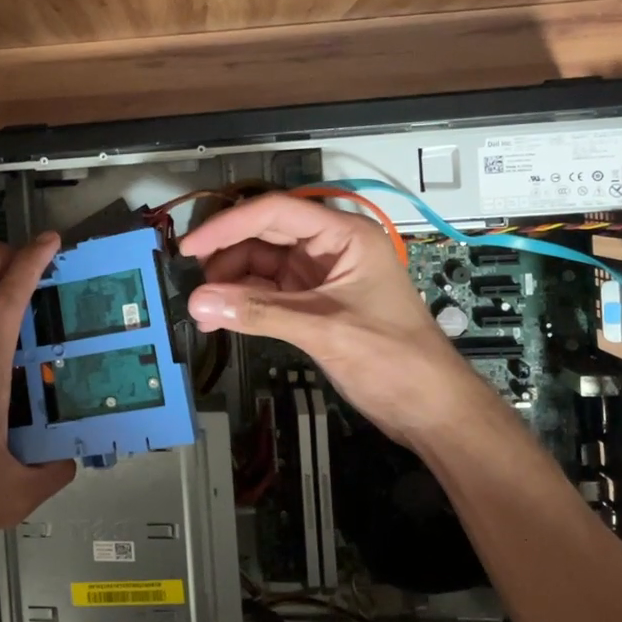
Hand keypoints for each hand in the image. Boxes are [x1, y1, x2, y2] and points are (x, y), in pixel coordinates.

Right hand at [180, 194, 485, 440]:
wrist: (431, 409)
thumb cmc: (394, 360)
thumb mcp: (323, 331)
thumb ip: (259, 313)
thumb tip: (198, 302)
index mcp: (344, 236)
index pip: (275, 213)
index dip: (228, 225)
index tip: (191, 246)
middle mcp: (330, 247)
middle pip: (264, 235)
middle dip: (226, 256)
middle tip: (192, 281)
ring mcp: (320, 275)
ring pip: (261, 265)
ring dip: (230, 284)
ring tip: (204, 310)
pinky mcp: (313, 302)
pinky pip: (267, 292)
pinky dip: (243, 303)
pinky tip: (220, 318)